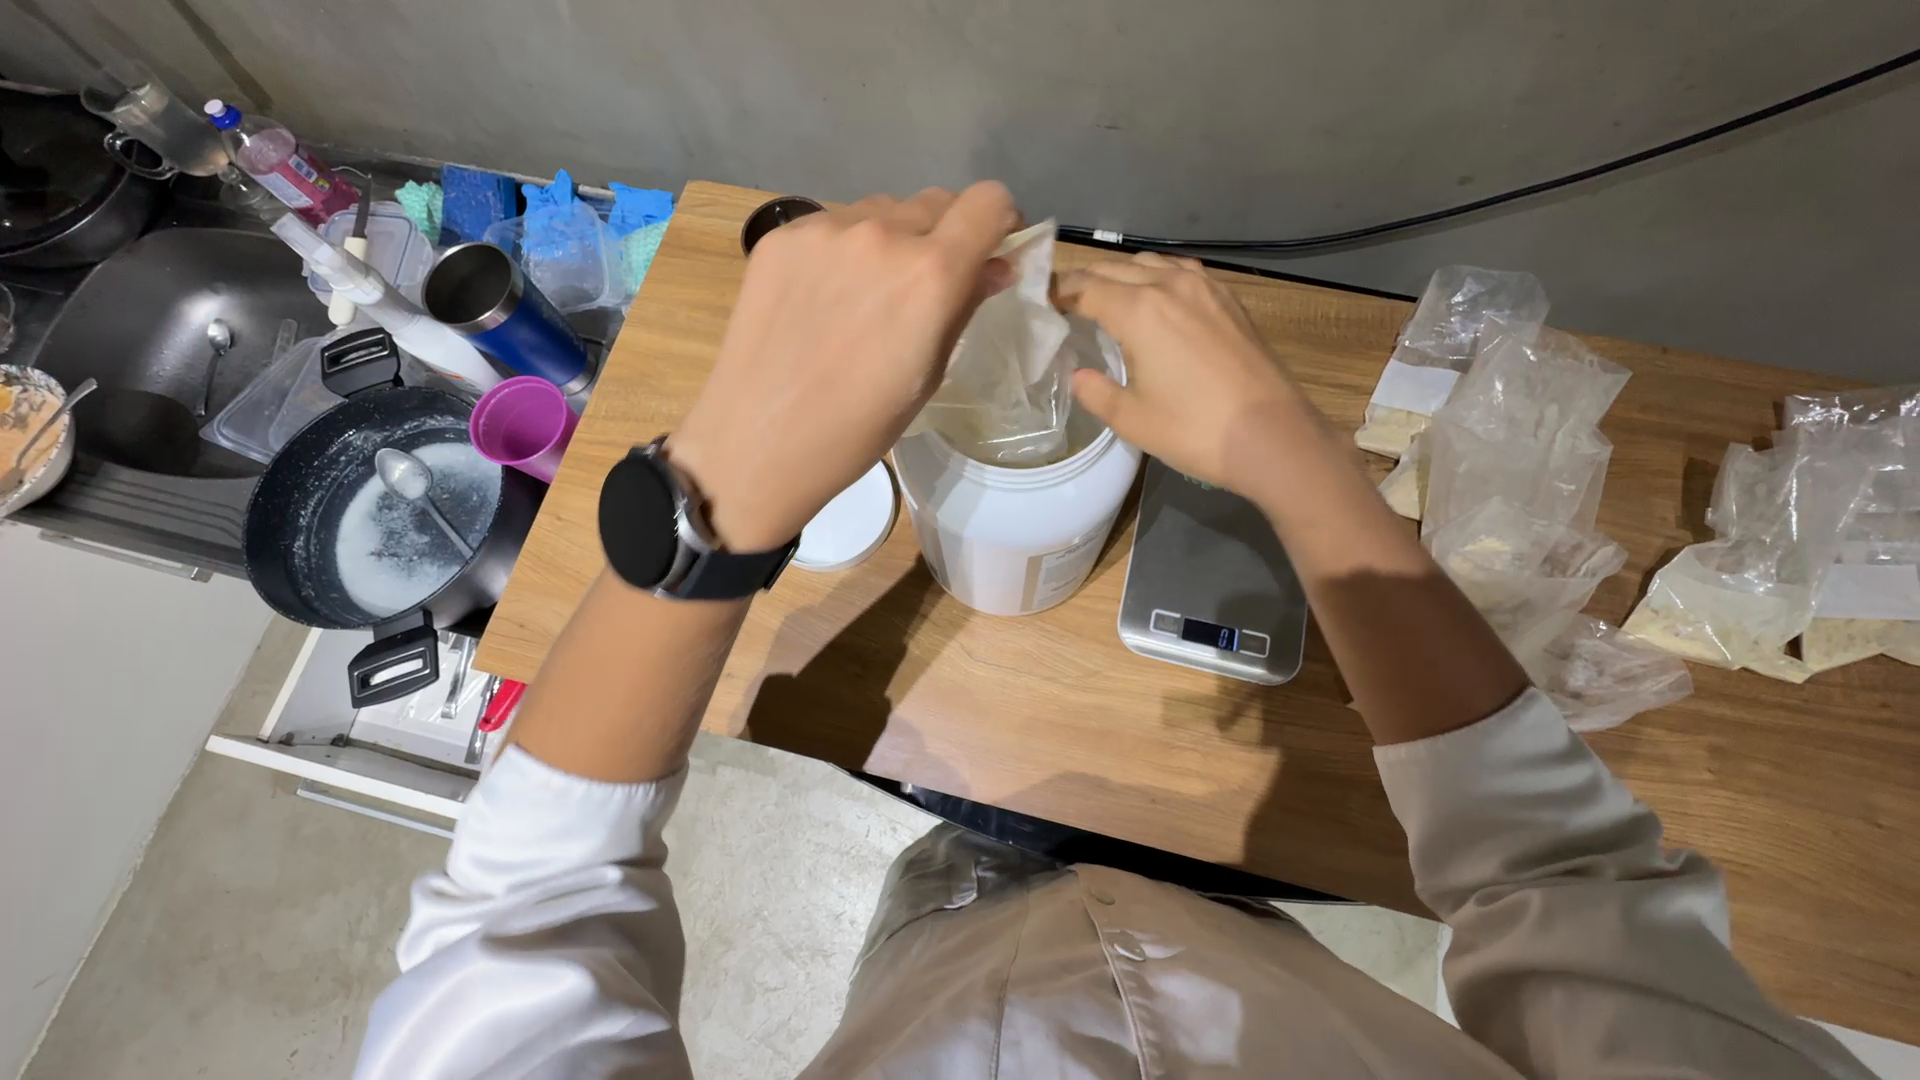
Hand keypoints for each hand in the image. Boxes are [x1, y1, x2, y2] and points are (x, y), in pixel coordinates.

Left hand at [667, 184, 1017, 551]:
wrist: (760, 442)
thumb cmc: (858, 428)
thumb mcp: (928, 375)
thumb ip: (964, 307)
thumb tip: (995, 267)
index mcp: (930, 274)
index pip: (989, 202)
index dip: (999, 223)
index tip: (991, 250)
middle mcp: (881, 233)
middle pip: (935, 203)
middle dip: (945, 236)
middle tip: (925, 286)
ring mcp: (824, 229)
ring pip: (881, 211)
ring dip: (891, 240)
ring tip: (865, 297)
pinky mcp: (780, 237)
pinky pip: (833, 226)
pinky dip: (844, 250)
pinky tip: (822, 299)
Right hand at [1055, 253, 1310, 496]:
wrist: (1272, 435)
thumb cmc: (1194, 430)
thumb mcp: (1131, 419)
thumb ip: (1095, 391)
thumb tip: (1078, 374)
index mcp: (1139, 310)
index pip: (1084, 287)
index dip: (1057, 293)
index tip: (1039, 303)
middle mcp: (1170, 284)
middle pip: (1114, 268)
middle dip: (1084, 280)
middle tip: (1064, 302)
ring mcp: (1204, 288)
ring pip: (1150, 263)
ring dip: (1121, 275)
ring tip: (1106, 299)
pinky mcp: (1228, 299)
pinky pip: (1181, 272)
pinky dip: (1157, 277)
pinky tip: (1155, 302)